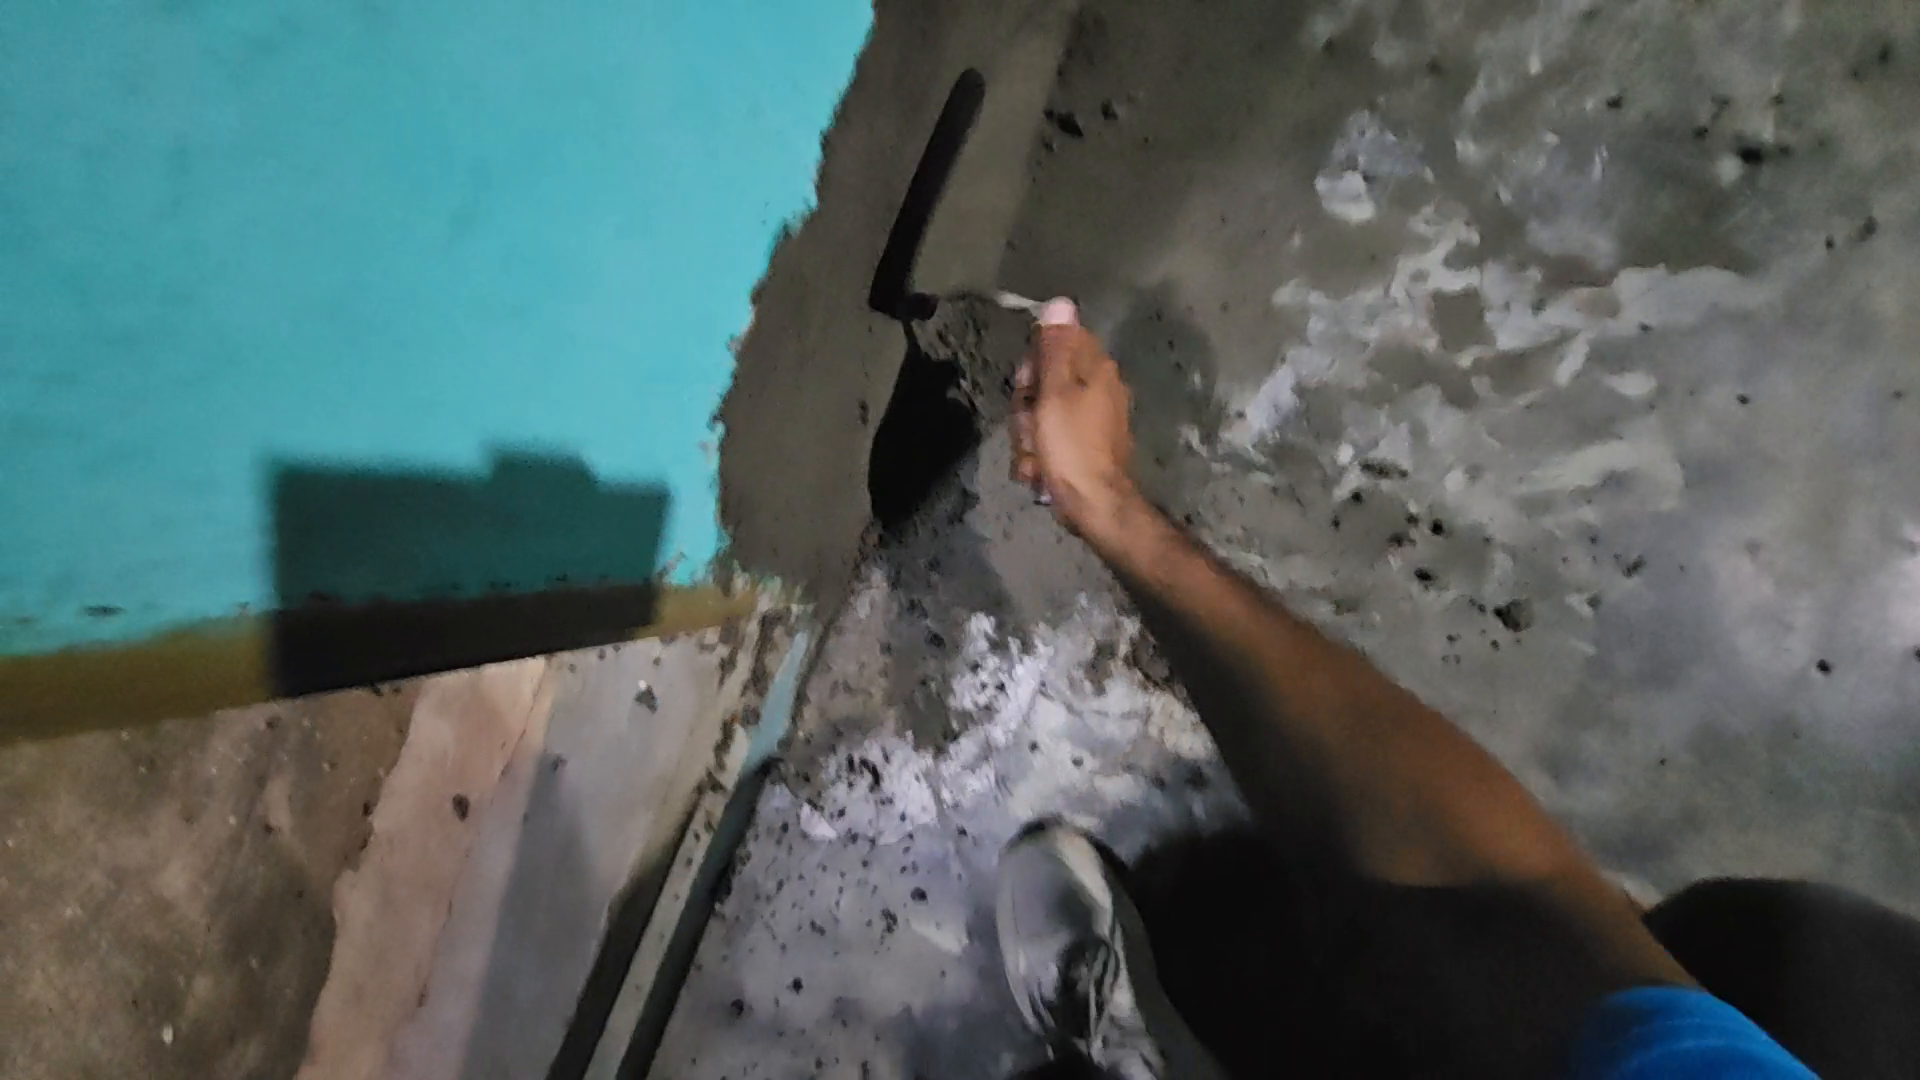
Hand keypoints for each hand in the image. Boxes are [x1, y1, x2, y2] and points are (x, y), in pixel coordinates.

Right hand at [1010, 299, 1141, 542]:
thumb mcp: (1055, 393)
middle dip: (1027, 408)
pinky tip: (1040, 471)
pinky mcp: (1084, 447)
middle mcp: (1099, 388)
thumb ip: (1055, 349)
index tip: (1028, 386)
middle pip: (1045, 382)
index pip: (1056, 342)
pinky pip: (1051, 441)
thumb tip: (1060, 302)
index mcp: (1096, 368)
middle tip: (1029, 426)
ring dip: (1029, 438)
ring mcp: (1093, 420)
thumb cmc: (1072, 446)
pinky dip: (1041, 456)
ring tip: (1035, 457)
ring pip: (1042, 415)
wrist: (1093, 504)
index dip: (1033, 364)